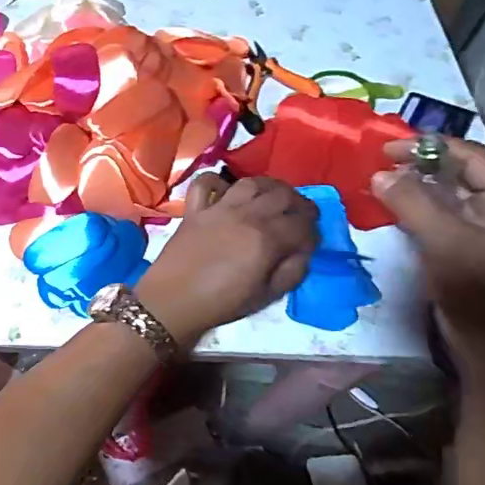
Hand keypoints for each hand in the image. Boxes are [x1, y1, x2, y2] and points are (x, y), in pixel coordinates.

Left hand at [136, 175, 318, 341]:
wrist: (172, 303)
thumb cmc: (222, 303)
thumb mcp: (266, 296)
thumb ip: (292, 272)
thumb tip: (303, 252)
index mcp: (266, 238)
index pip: (301, 224)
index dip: (313, 231)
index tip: (313, 240)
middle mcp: (246, 215)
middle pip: (282, 195)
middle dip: (299, 203)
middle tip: (302, 215)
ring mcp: (218, 208)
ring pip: (251, 182)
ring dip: (269, 186)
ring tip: (274, 197)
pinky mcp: (195, 209)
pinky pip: (206, 183)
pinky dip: (217, 181)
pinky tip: (226, 190)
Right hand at [373, 137, 484, 329]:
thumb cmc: (481, 298)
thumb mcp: (445, 245)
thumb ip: (413, 203)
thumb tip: (380, 173)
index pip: (473, 156)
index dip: (428, 148)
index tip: (385, 148)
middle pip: (465, 173)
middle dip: (423, 166)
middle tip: (382, 163)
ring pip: (455, 195)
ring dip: (421, 187)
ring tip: (384, 182)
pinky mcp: (482, 248)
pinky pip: (452, 217)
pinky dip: (426, 209)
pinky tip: (399, 208)